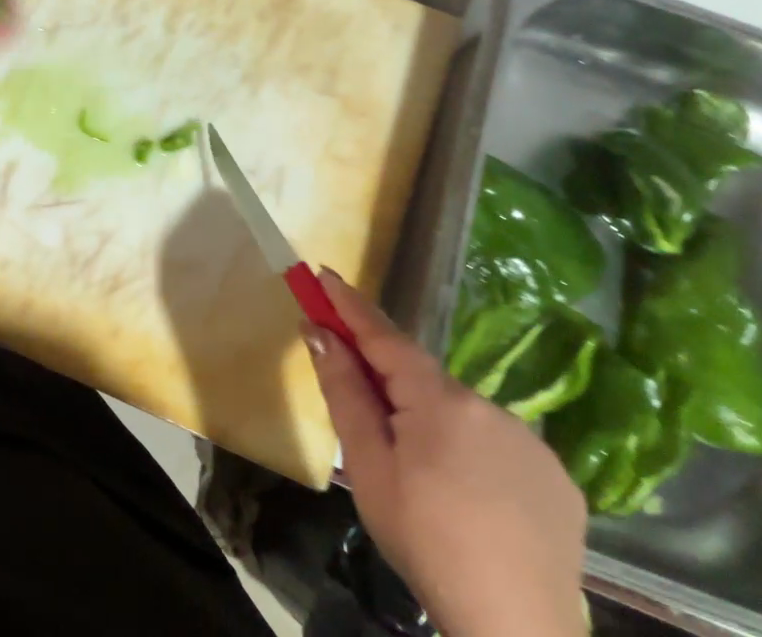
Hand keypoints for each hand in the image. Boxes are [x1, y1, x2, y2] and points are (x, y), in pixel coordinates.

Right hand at [306, 268, 588, 636]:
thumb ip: (346, 393)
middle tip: (354, 409)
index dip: (350, 305)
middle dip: (385, 382)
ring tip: (410, 474)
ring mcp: (531, 443)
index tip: (322, 272)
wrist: (513, 617)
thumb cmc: (422, 533)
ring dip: (426, 423)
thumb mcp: (368, 463)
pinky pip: (494, 446)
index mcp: (441, 402)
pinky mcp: (556, 478)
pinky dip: (464, 452)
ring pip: (458, 416)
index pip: (386, 338)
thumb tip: (320, 333)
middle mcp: (492, 408)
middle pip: (423, 380)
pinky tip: (457, 494)